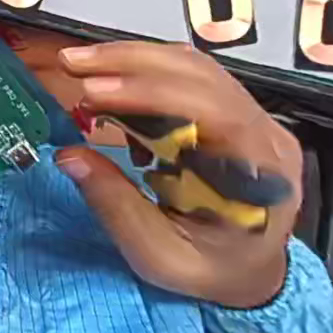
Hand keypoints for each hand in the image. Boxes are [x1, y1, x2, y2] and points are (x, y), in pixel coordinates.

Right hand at [55, 42, 302, 308]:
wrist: (251, 272)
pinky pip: (187, 77)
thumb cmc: (208, 270)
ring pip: (193, 67)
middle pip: (200, 75)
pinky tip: (107, 85)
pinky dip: (140, 72)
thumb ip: (116, 206)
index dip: (150, 94)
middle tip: (71, 66)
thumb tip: (69, 156)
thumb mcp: (157, 255)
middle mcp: (264, 133)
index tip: (92, 92)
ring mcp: (251, 118)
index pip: (212, 111)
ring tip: (79, 65)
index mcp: (259, 173)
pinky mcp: (229, 112)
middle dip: (129, 64)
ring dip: (131, 60)